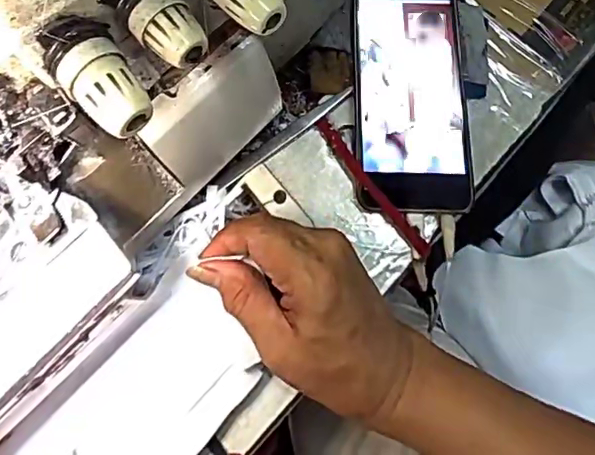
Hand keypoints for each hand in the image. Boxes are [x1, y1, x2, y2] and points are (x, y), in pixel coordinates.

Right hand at [188, 214, 416, 425]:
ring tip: (255, 290)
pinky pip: (291, 235)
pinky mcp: (333, 243)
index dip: (225, 243)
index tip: (208, 262)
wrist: (386, 370)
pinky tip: (275, 284)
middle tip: (221, 278)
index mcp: (312, 271)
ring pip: (275, 228)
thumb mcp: (279, 347)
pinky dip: (273, 252)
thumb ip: (243, 300)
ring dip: (254, 250)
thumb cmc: (343, 369)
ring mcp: (332, 241)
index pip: (256, 231)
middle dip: (236, 247)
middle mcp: (324, 246)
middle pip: (264, 225)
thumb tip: (216, 270)